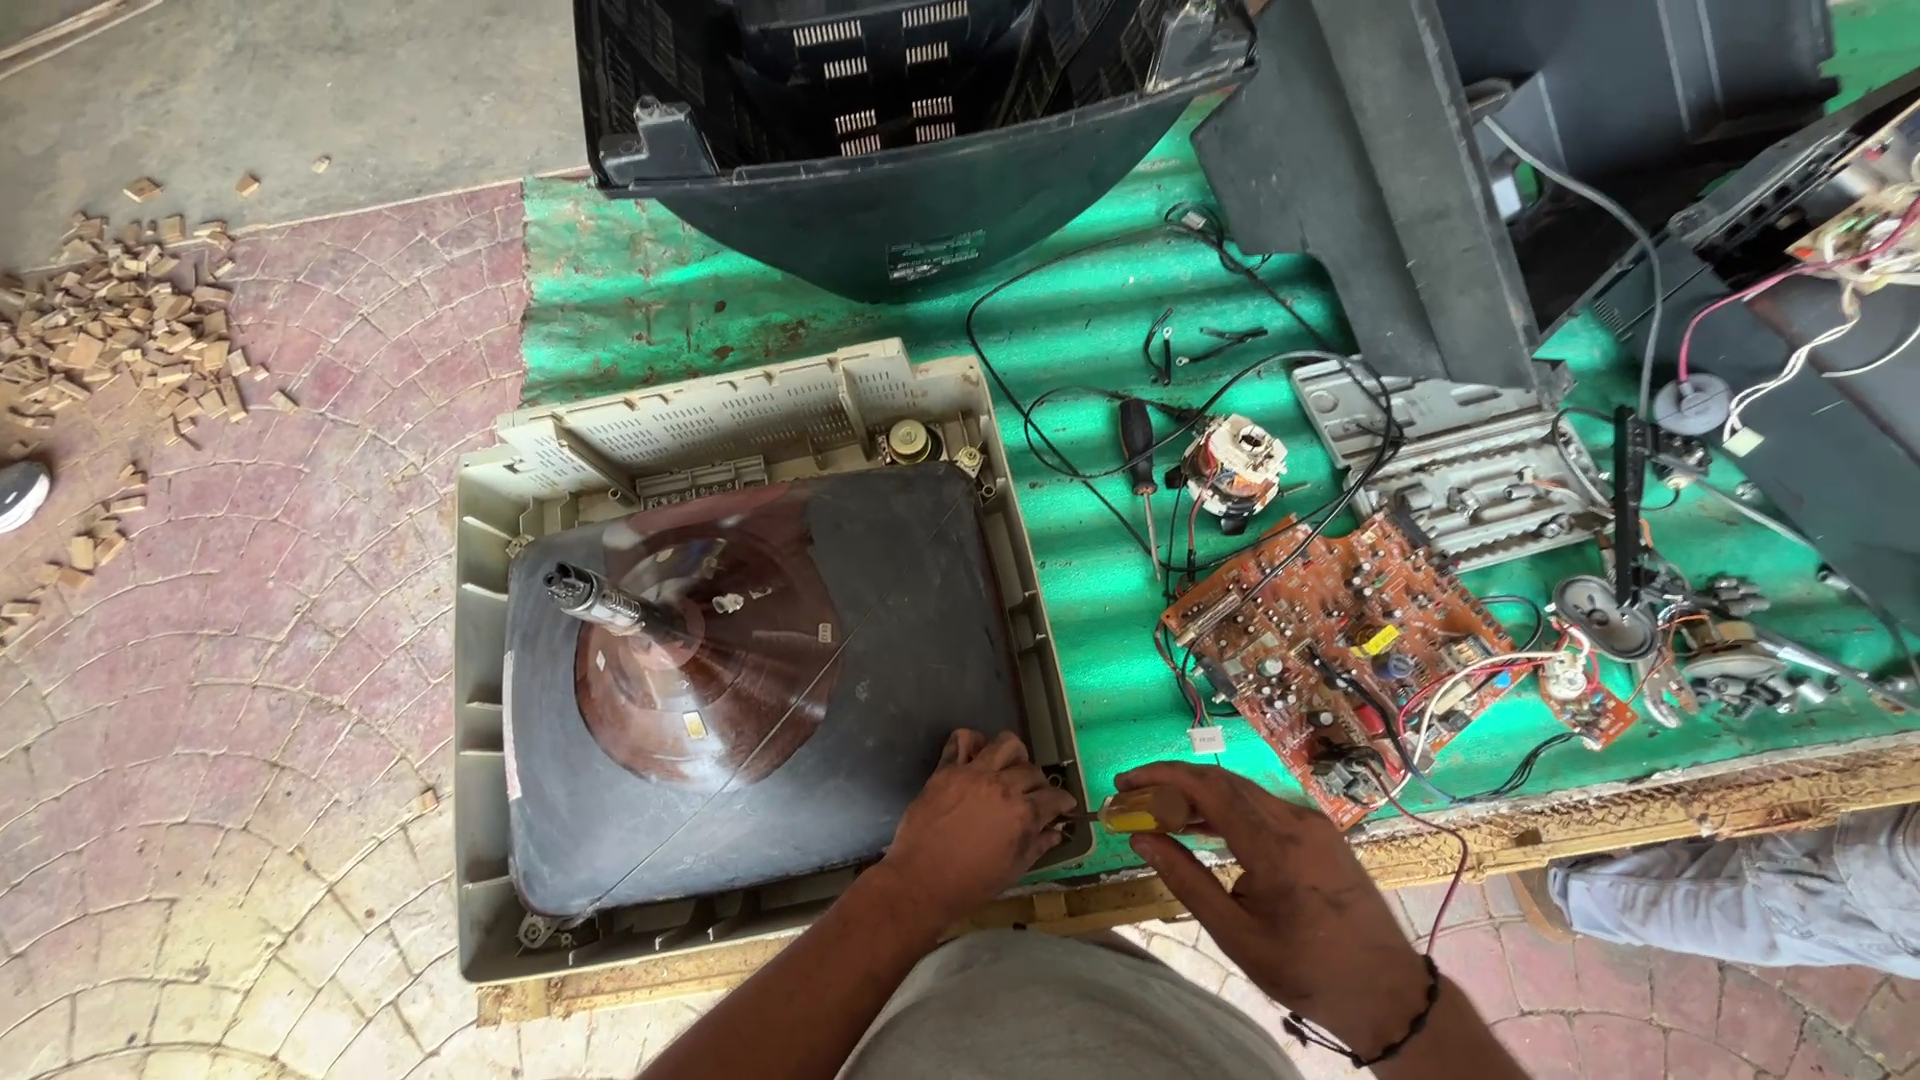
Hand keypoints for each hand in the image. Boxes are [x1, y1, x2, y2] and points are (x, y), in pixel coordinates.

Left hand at [879, 729, 1077, 928]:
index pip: (1055, 797)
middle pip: (1032, 770)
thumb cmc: (970, 883)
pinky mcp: (947, 770)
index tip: (1063, 806)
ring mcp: (973, 773)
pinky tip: (976, 757)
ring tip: (1009, 768)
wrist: (921, 880)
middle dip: (1039, 783)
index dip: (1063, 802)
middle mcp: (1002, 786)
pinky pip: (962, 740)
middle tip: (1032, 795)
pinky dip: (972, 742)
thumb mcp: (1013, 870)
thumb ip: (1037, 846)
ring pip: (1006, 743)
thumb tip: (1055, 832)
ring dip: (1014, 754)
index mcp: (1022, 814)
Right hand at [1118, 762, 1427, 1058]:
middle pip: (1223, 782)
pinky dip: (1227, 809)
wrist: (1387, 992)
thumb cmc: (1306, 971)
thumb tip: (1142, 839)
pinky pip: (1264, 807)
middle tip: (1134, 798)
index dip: (1161, 778)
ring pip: (1244, 791)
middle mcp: (1296, 821)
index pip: (1208, 788)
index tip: (1125, 783)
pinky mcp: (1321, 833)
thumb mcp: (1236, 935)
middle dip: (1173, 783)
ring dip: (1199, 796)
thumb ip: (1186, 880)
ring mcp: (1313, 824)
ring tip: (1161, 813)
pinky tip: (1205, 829)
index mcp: (1276, 845)